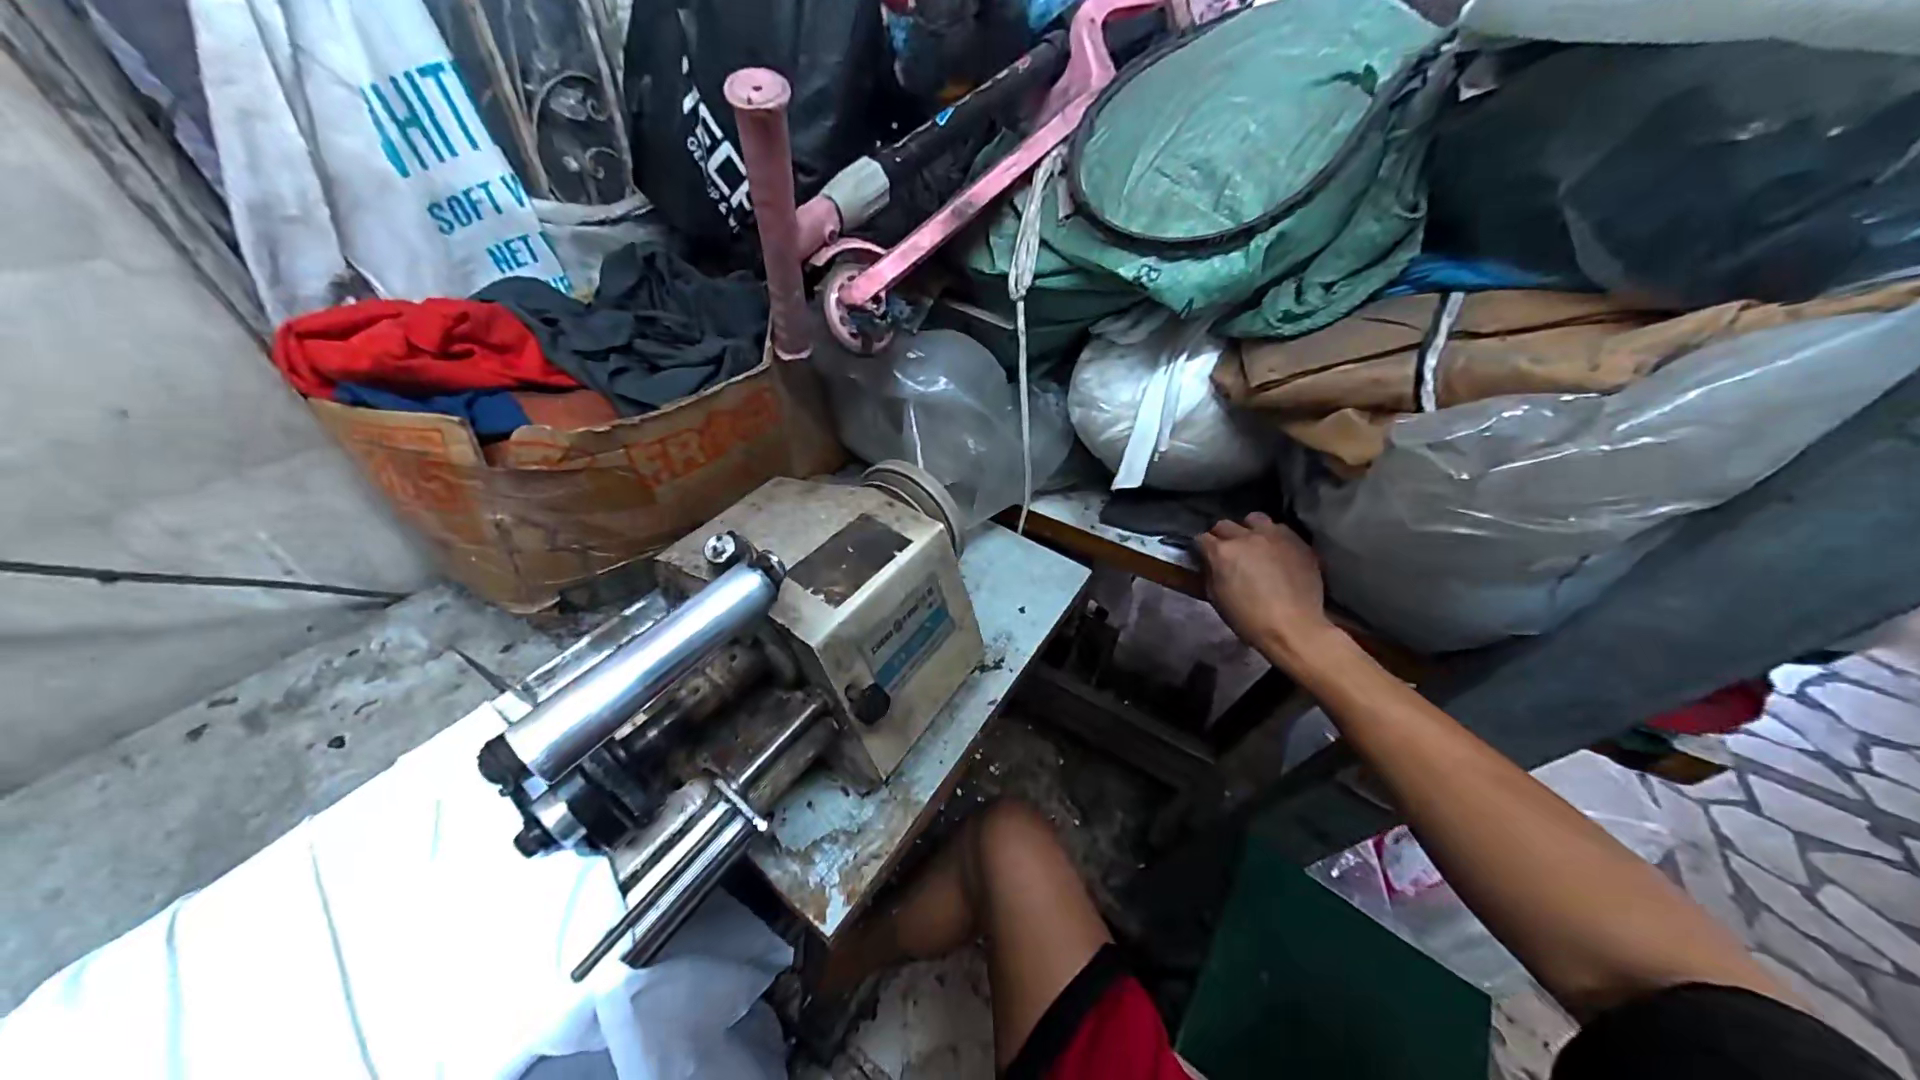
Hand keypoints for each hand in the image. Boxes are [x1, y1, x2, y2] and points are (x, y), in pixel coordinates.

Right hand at [1194, 513, 1336, 661]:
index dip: (1200, 547)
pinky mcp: (1297, 540)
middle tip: (1227, 552)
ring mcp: (1274, 535)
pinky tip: (1276, 552)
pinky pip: (1280, 529)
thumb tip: (1209, 562)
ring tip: (1253, 544)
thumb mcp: (1217, 598)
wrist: (1293, 627)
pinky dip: (1273, 537)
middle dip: (1221, 536)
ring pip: (1254, 519)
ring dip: (1249, 529)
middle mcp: (1246, 537)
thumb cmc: (1249, 619)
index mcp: (1222, 552)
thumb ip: (1209, 573)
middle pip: (1225, 525)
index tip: (1203, 556)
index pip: (1201, 538)